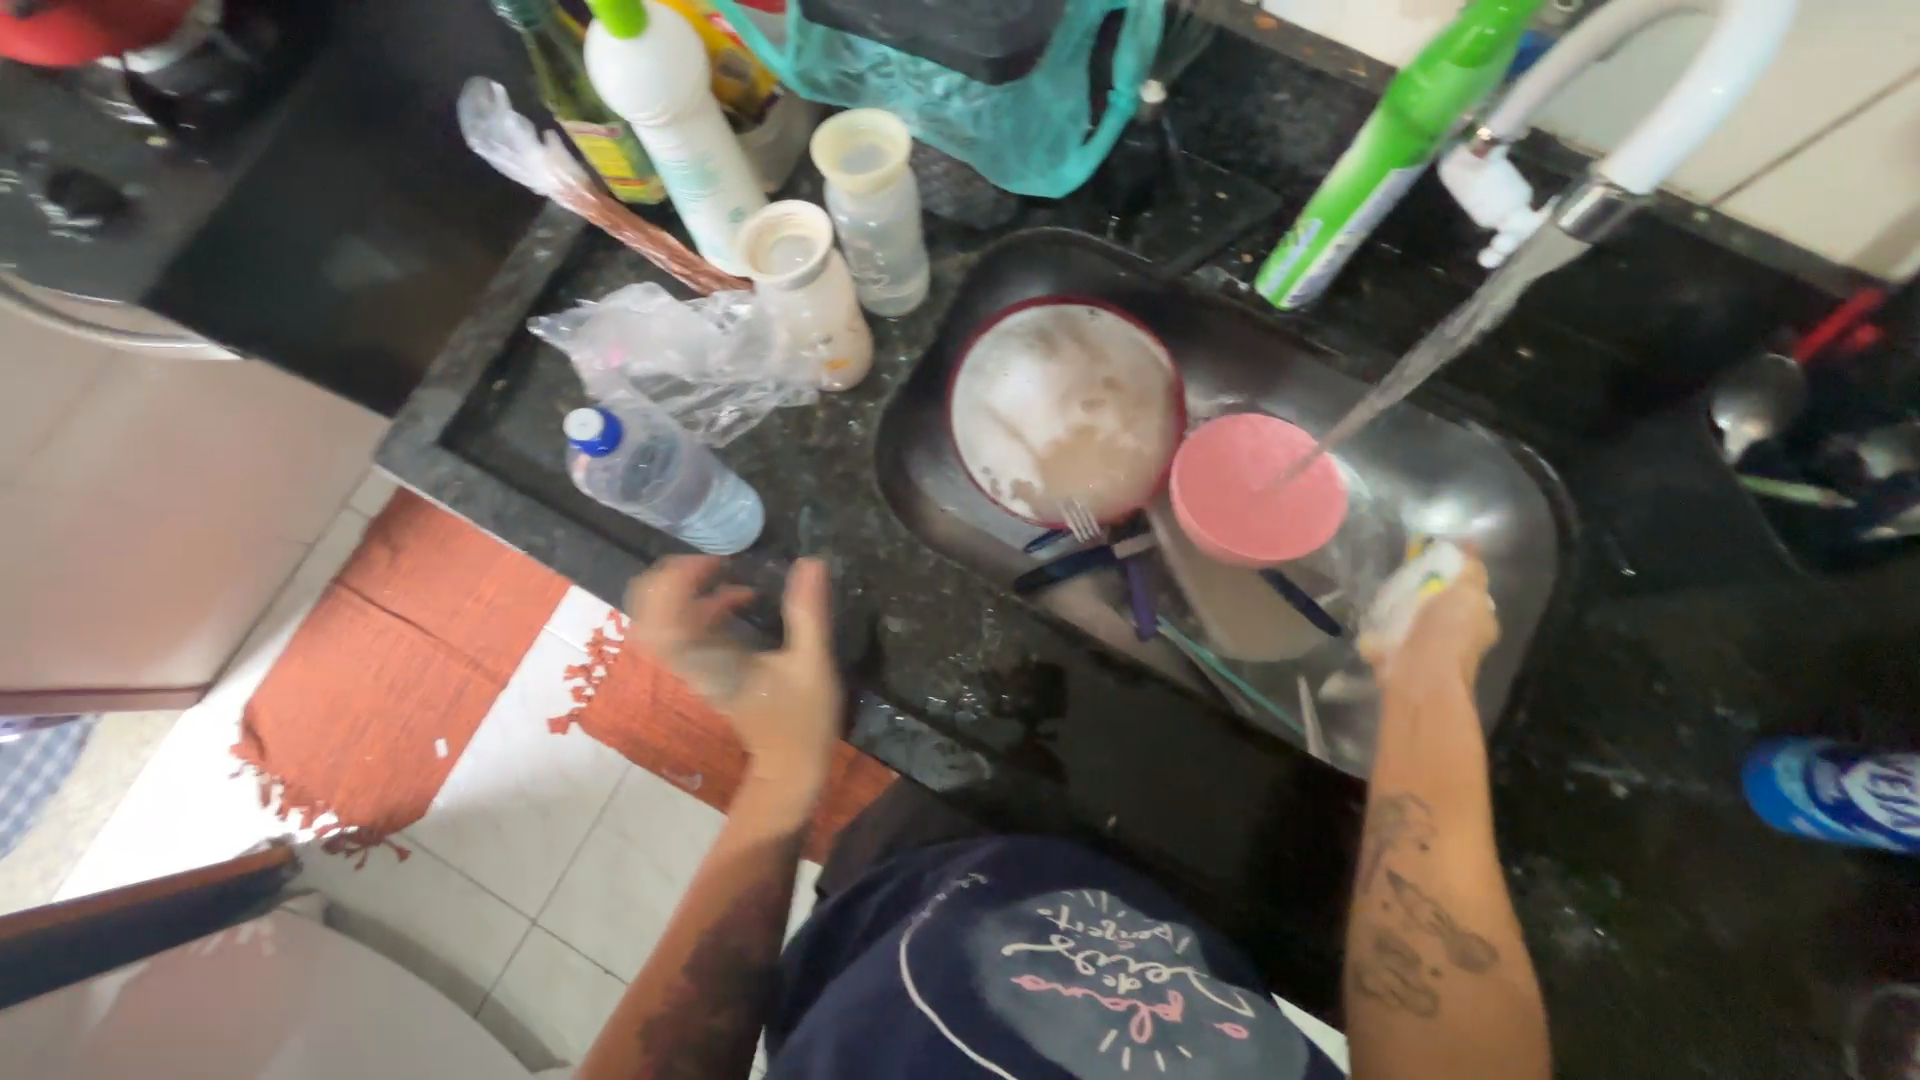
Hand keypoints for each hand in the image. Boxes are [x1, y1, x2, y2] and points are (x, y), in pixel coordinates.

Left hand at [625, 556, 844, 795]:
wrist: (789, 766)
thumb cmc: (802, 719)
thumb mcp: (812, 663)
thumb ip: (809, 613)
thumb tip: (811, 563)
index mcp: (709, 661)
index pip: (663, 617)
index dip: (678, 580)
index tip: (718, 561)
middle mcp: (691, 662)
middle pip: (647, 614)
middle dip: (670, 578)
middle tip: (711, 561)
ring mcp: (694, 666)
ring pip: (660, 620)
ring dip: (683, 589)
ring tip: (723, 571)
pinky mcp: (704, 667)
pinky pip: (683, 629)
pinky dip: (701, 605)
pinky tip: (738, 597)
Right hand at [1365, 550, 1498, 688]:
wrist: (1420, 674)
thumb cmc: (1449, 632)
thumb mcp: (1468, 592)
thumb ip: (1470, 571)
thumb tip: (1471, 545)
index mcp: (1479, 622)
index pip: (1469, 593)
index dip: (1454, 576)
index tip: (1432, 559)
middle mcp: (1457, 639)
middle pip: (1439, 606)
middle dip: (1422, 591)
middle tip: (1404, 572)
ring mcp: (1428, 651)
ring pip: (1413, 621)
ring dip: (1400, 609)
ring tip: (1384, 590)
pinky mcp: (1400, 659)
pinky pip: (1389, 637)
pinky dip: (1380, 628)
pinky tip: (1372, 615)